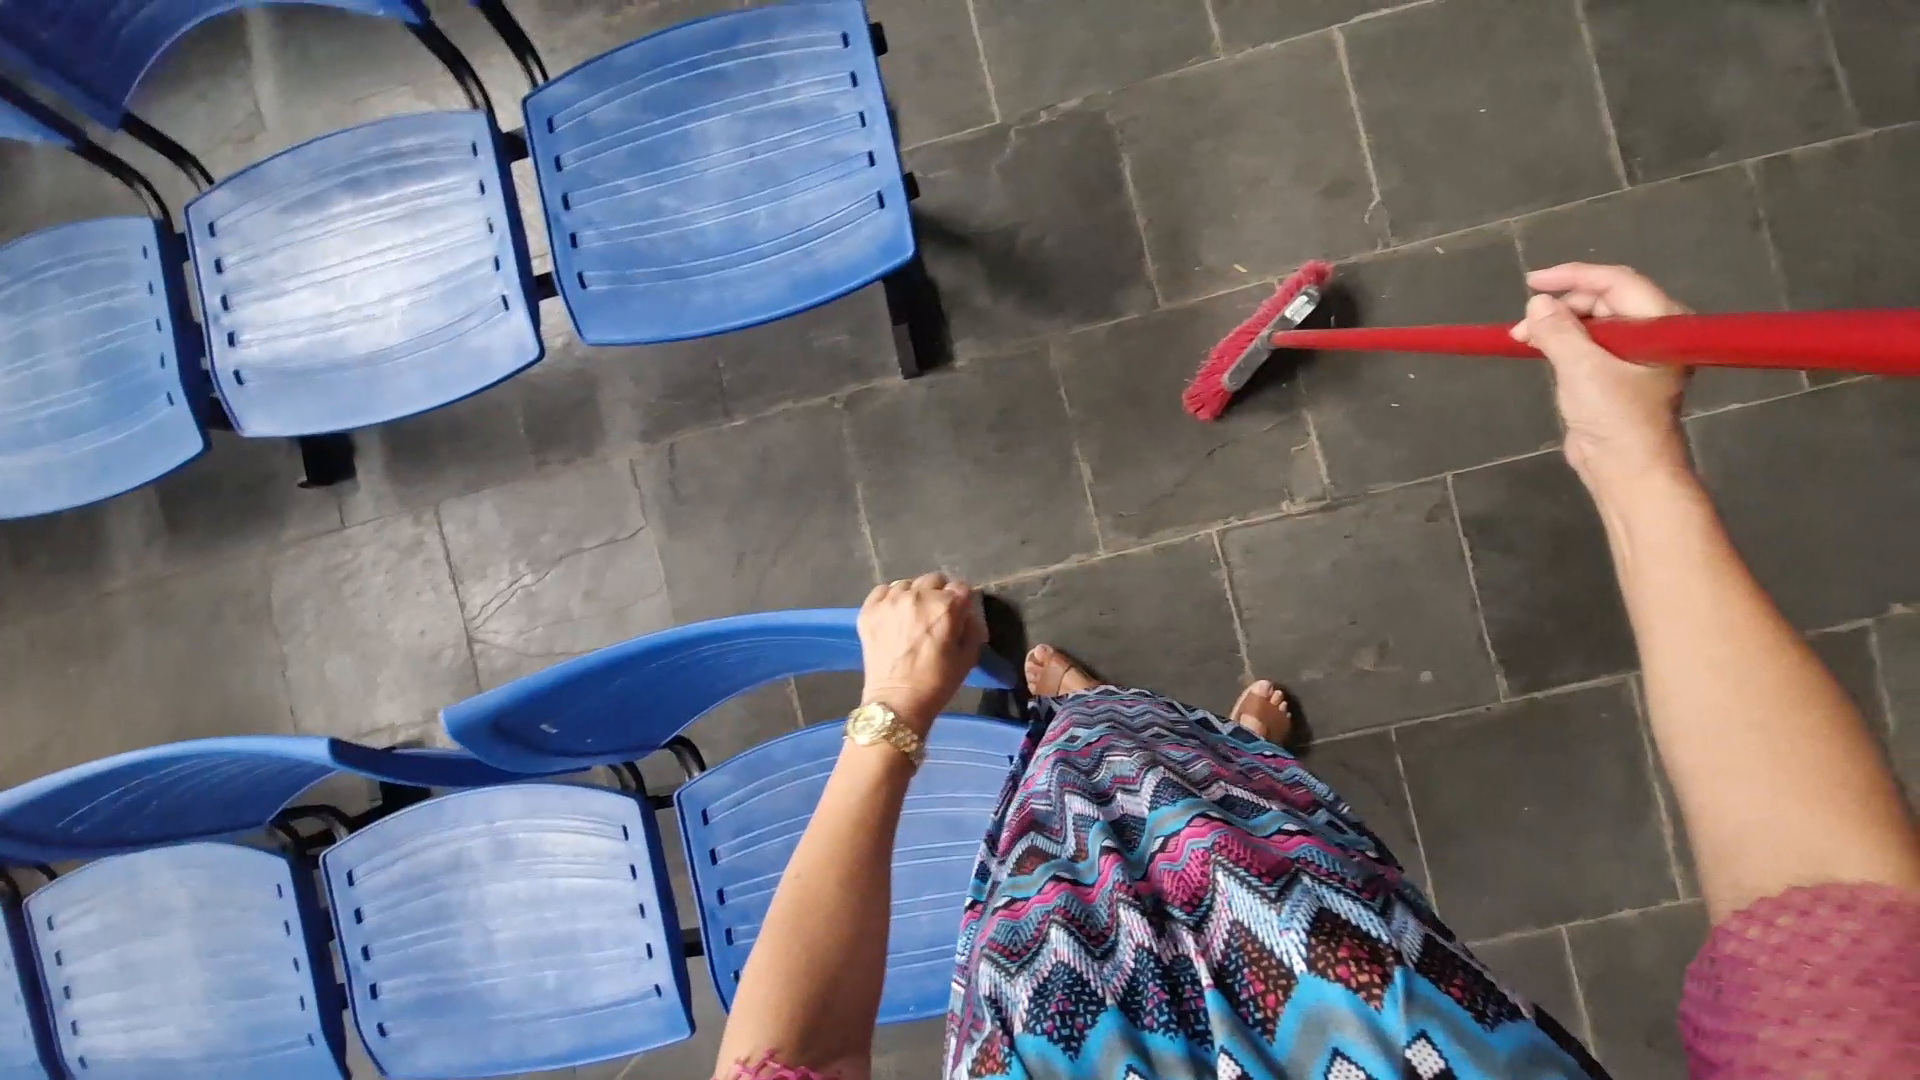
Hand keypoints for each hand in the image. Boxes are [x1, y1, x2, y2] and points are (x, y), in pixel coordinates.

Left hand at [857, 573, 987, 733]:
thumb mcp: (969, 656)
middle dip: (939, 595)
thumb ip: (971, 626)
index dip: (962, 602)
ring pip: (908, 584)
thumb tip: (965, 612)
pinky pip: (883, 590)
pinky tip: (893, 615)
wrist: (898, 702)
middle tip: (935, 617)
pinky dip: (890, 599)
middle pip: (935, 580)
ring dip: (914, 596)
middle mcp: (919, 595)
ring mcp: (891, 600)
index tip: (958, 615)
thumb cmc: (938, 682)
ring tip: (912, 617)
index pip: (961, 588)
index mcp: (947, 605)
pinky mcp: (870, 610)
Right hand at [1511, 263, 1692, 491]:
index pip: (1616, 283)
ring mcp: (1636, 354)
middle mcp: (1654, 332)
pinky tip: (1539, 348)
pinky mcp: (1617, 374)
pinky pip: (1588, 344)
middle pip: (1605, 300)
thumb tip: (1537, 304)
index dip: (1573, 276)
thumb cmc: (1613, 416)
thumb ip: (1558, 332)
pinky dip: (1562, 341)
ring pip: (1593, 322)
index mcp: (1661, 323)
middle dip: (1561, 306)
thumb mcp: (1581, 369)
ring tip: (1522, 338)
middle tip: (1521, 324)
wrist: (1625, 466)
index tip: (1532, 281)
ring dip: (1556, 325)